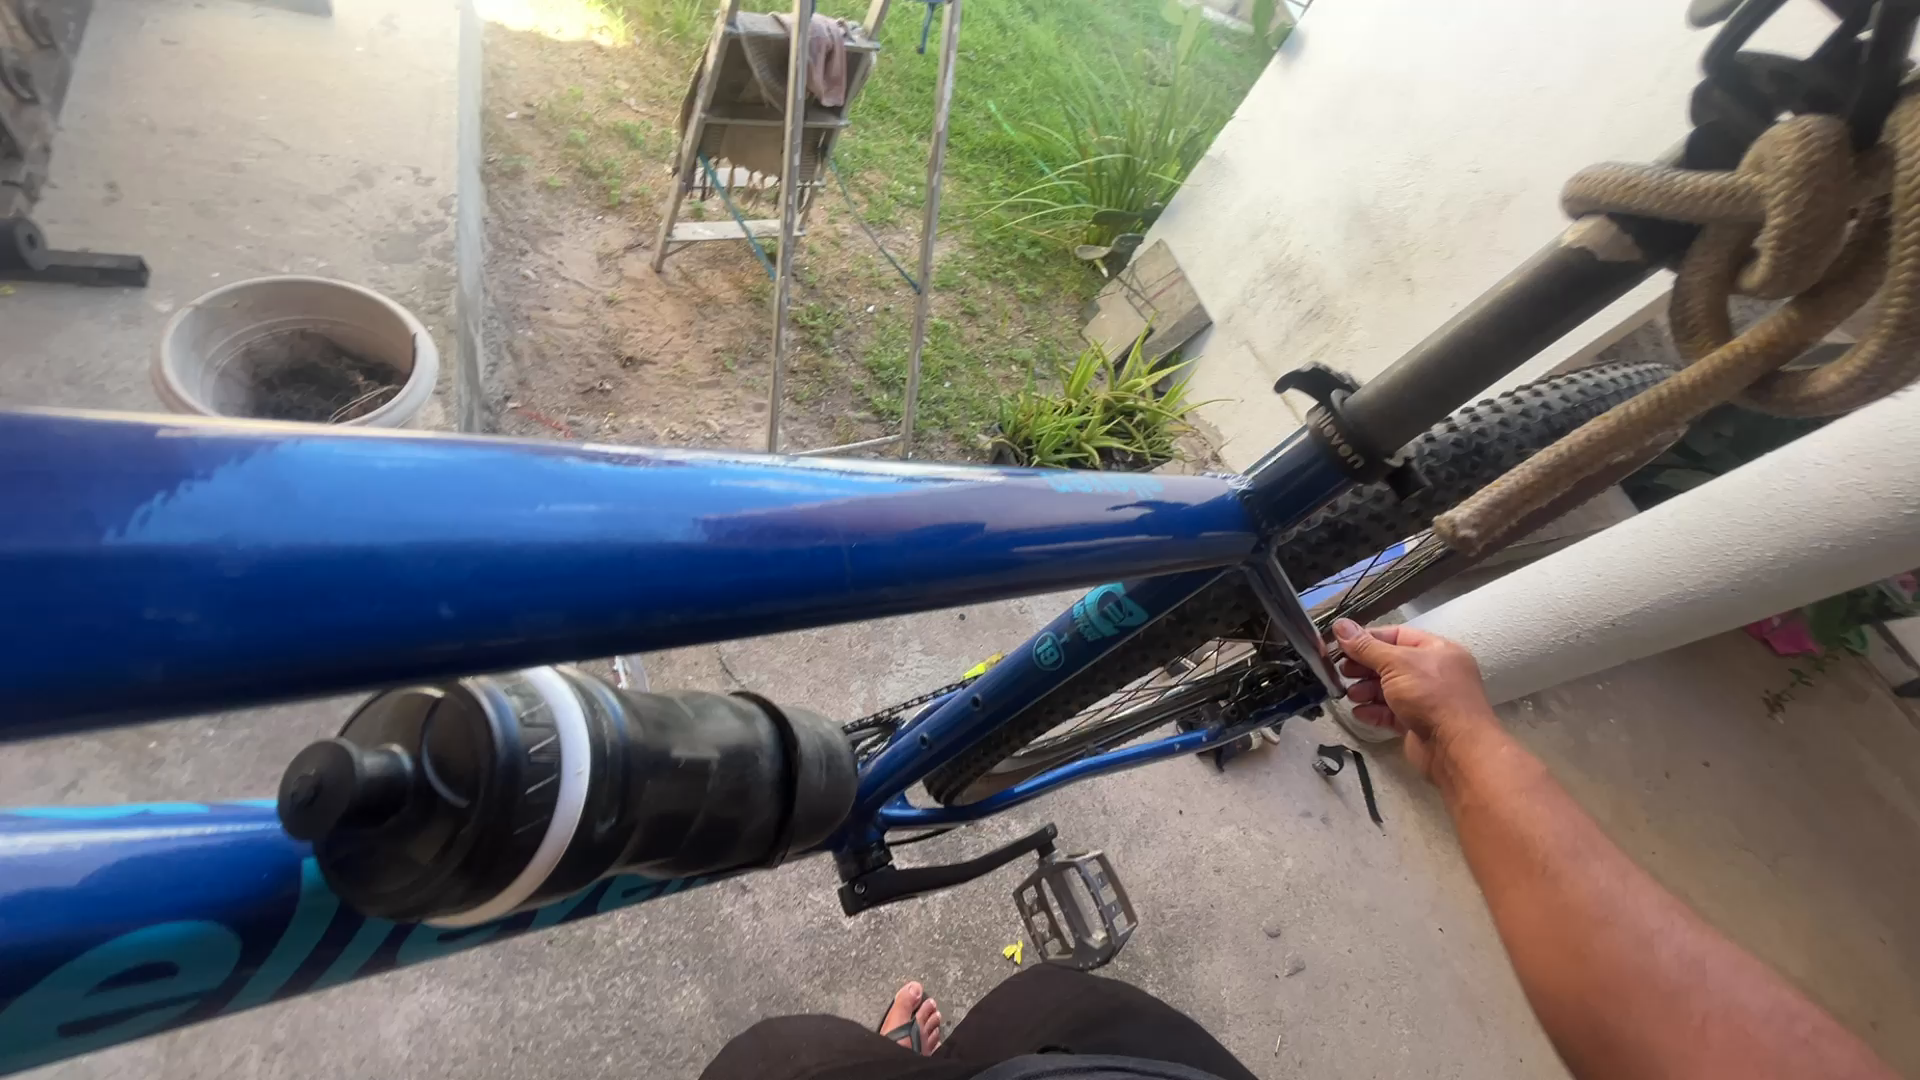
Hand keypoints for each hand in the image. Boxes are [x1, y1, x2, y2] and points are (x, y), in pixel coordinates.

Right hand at [1331, 619, 1500, 783]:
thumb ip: (1365, 646)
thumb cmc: (1431, 697)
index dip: (1367, 639)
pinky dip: (1373, 711)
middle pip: (1388, 662)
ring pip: (1387, 688)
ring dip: (1365, 690)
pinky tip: (1360, 713)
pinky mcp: (1417, 722)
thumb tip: (1340, 625)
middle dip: (1363, 667)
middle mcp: (1432, 672)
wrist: (1457, 748)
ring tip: (1352, 695)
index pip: (1396, 635)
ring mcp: (1425, 699)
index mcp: (1436, 650)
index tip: (1342, 645)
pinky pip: (1389, 711)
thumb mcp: (1396, 663)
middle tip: (1343, 672)